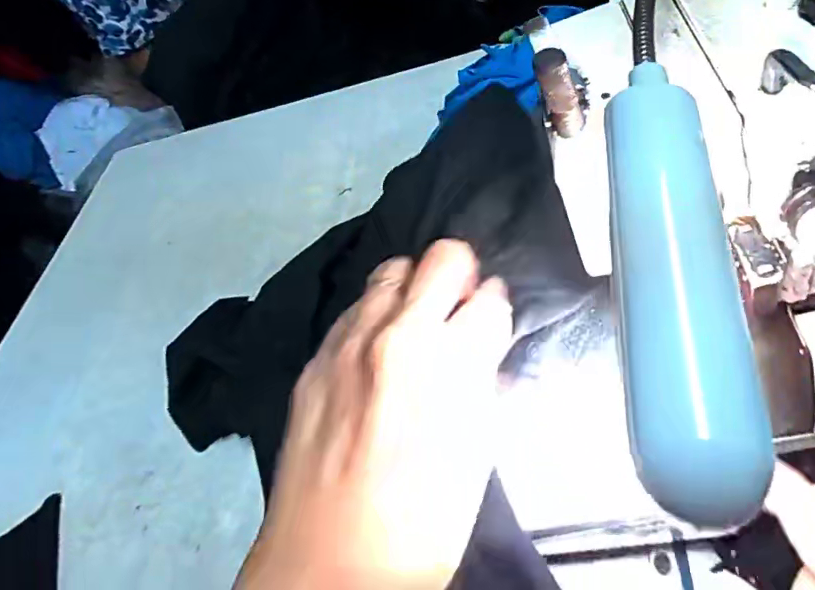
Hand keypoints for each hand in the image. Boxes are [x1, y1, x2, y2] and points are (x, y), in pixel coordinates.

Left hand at [236, 240, 514, 589]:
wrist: (327, 571)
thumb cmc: (423, 523)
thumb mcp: (480, 452)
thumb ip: (489, 383)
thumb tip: (491, 348)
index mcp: (451, 363)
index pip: (492, 297)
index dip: (498, 308)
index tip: (493, 321)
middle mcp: (400, 335)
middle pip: (445, 256)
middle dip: (463, 274)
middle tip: (461, 305)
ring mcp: (351, 341)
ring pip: (394, 269)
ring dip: (415, 288)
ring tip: (416, 322)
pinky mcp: (316, 358)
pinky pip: (355, 307)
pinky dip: (376, 314)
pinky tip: (376, 348)